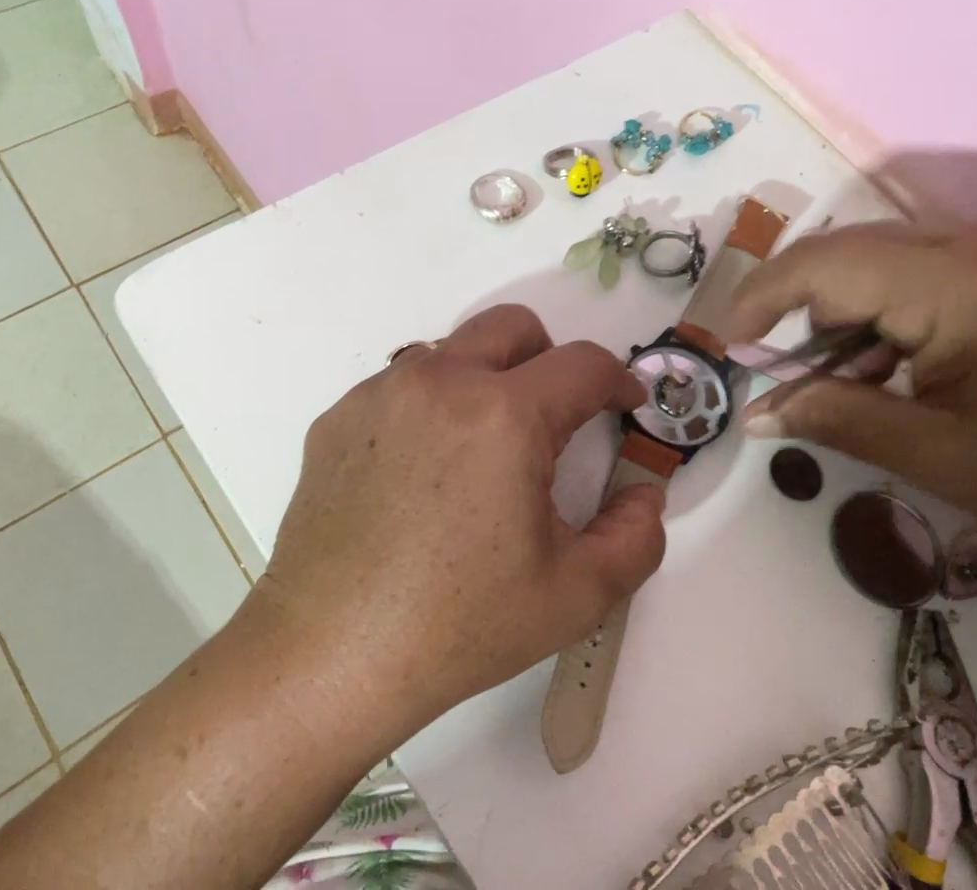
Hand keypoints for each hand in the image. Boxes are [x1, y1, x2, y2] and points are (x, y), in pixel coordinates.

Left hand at [253, 304, 666, 729]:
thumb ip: (634, 537)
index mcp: (503, 415)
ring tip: (480, 453)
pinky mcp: (334, 421)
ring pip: (447, 353)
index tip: (623, 403)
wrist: (332, 649)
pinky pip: (395, 390)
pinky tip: (418, 478)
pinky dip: (425, 411)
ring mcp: (376, 397)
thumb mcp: (575, 595)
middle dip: (547, 359)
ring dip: (481, 382)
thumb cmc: (460, 624)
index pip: (581, 364)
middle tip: (554, 417)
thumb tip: (644, 495)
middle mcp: (437, 383)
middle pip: (510, 327)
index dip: (617, 379)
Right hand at [725, 220, 976, 552]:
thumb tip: (755, 411)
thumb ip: (837, 420)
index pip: (827, 265)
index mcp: (964, 286)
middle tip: (772, 366)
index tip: (730, 347)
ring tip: (834, 375)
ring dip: (842, 305)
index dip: (762, 299)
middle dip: (796, 302)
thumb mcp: (940, 457)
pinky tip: (891, 361)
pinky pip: (928, 265)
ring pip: (886, 253)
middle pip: (851, 247)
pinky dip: (887, 305)